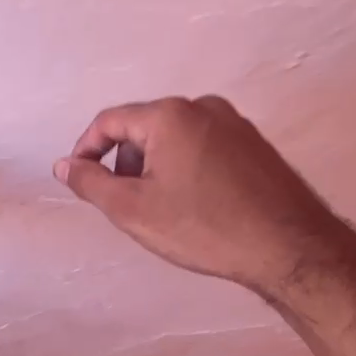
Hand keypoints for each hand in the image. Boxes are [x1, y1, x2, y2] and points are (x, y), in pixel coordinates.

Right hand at [53, 96, 355, 297]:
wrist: (291, 248)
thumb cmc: (202, 226)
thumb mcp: (131, 208)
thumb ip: (90, 182)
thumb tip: (64, 165)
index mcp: (169, 115)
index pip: (109, 121)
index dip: (85, 150)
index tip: (80, 181)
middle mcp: (203, 107)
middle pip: (142, 127)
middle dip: (123, 162)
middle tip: (122, 202)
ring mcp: (234, 124)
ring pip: (172, 138)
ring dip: (152, 167)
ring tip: (158, 208)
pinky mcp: (255, 145)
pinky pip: (201, 147)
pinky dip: (182, 168)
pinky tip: (191, 205)